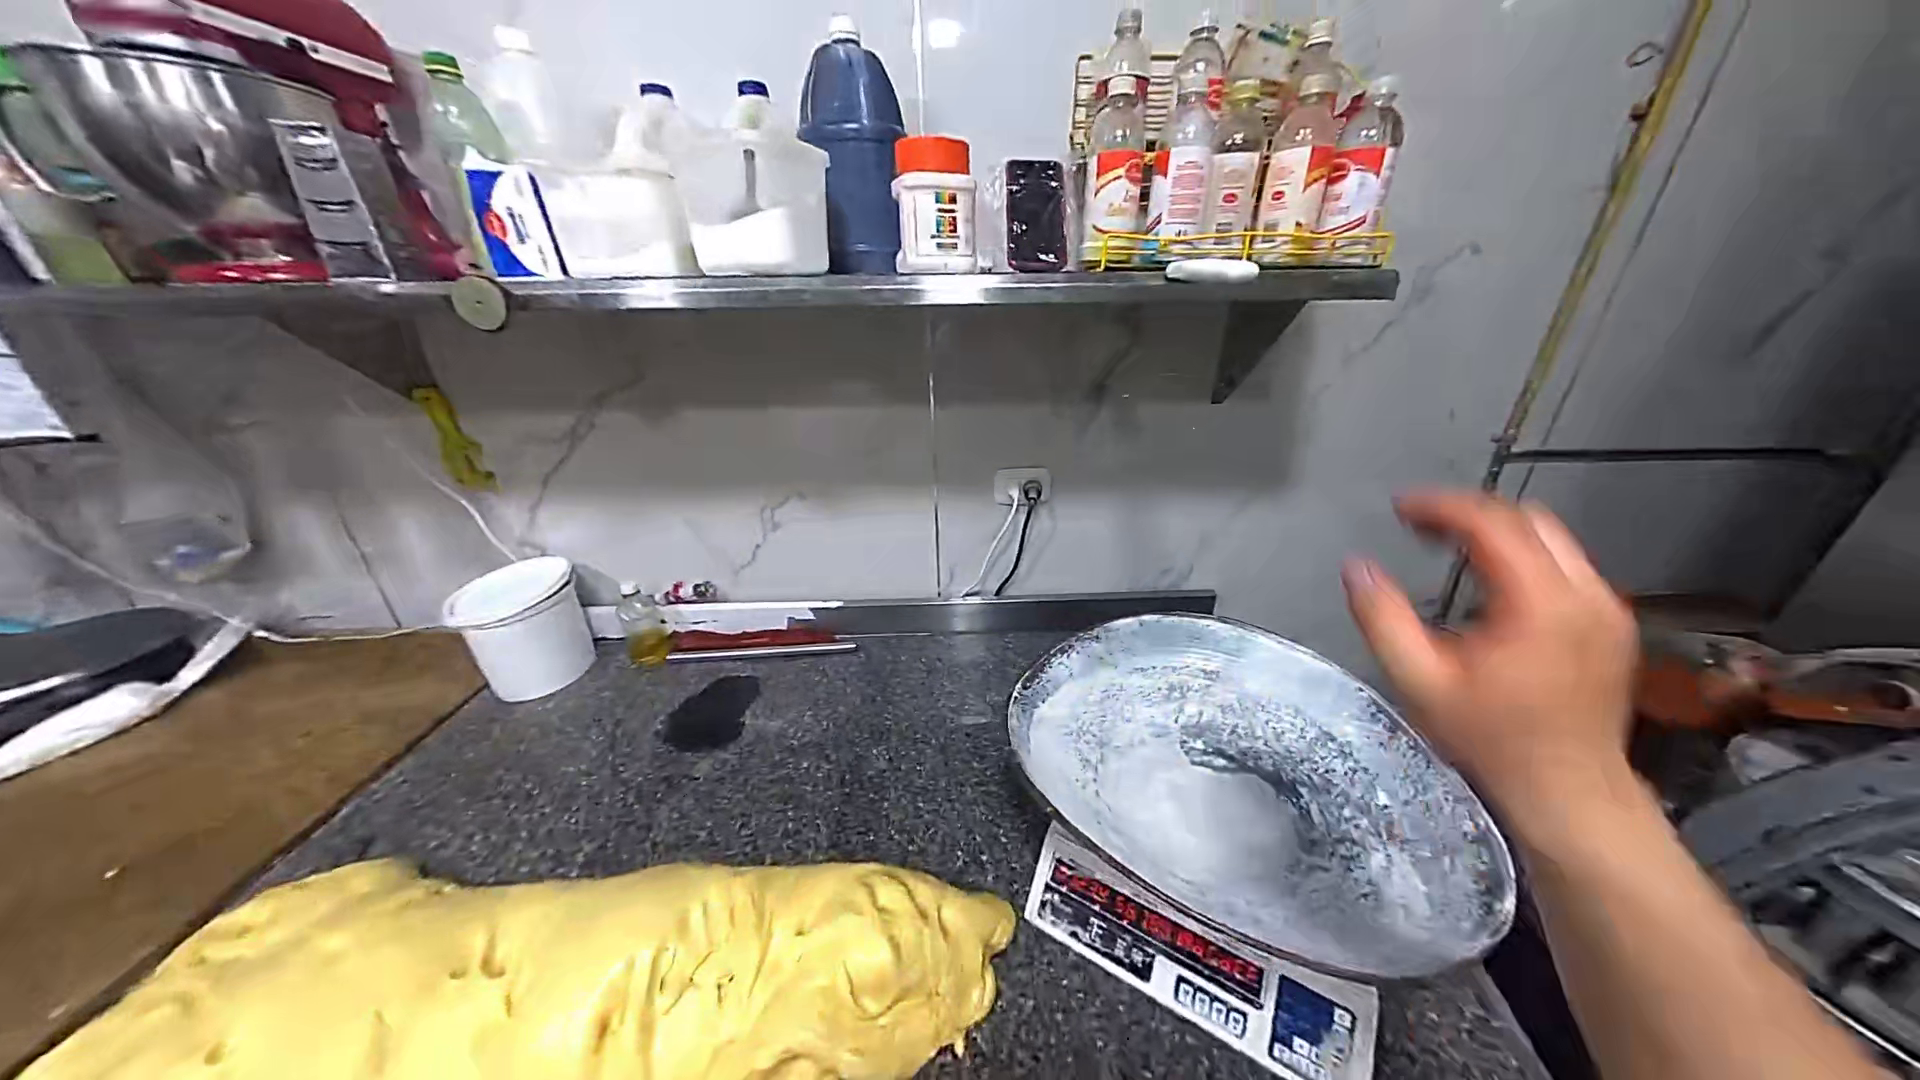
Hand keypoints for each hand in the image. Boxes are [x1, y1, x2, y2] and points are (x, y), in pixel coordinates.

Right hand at [1341, 491, 1640, 835]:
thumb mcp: (1417, 679)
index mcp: (1540, 604)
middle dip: (1468, 511)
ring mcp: (1607, 608)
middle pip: (1528, 520)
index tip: (1399, 509)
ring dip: (1495, 530)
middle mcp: (1585, 595)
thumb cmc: (1487, 736)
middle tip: (1418, 525)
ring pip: (1551, 538)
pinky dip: (1520, 554)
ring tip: (1445, 544)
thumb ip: (1381, 618)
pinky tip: (1487, 578)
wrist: (1567, 790)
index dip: (1441, 507)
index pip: (1492, 524)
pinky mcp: (1610, 623)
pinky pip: (1564, 564)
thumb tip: (1356, 567)